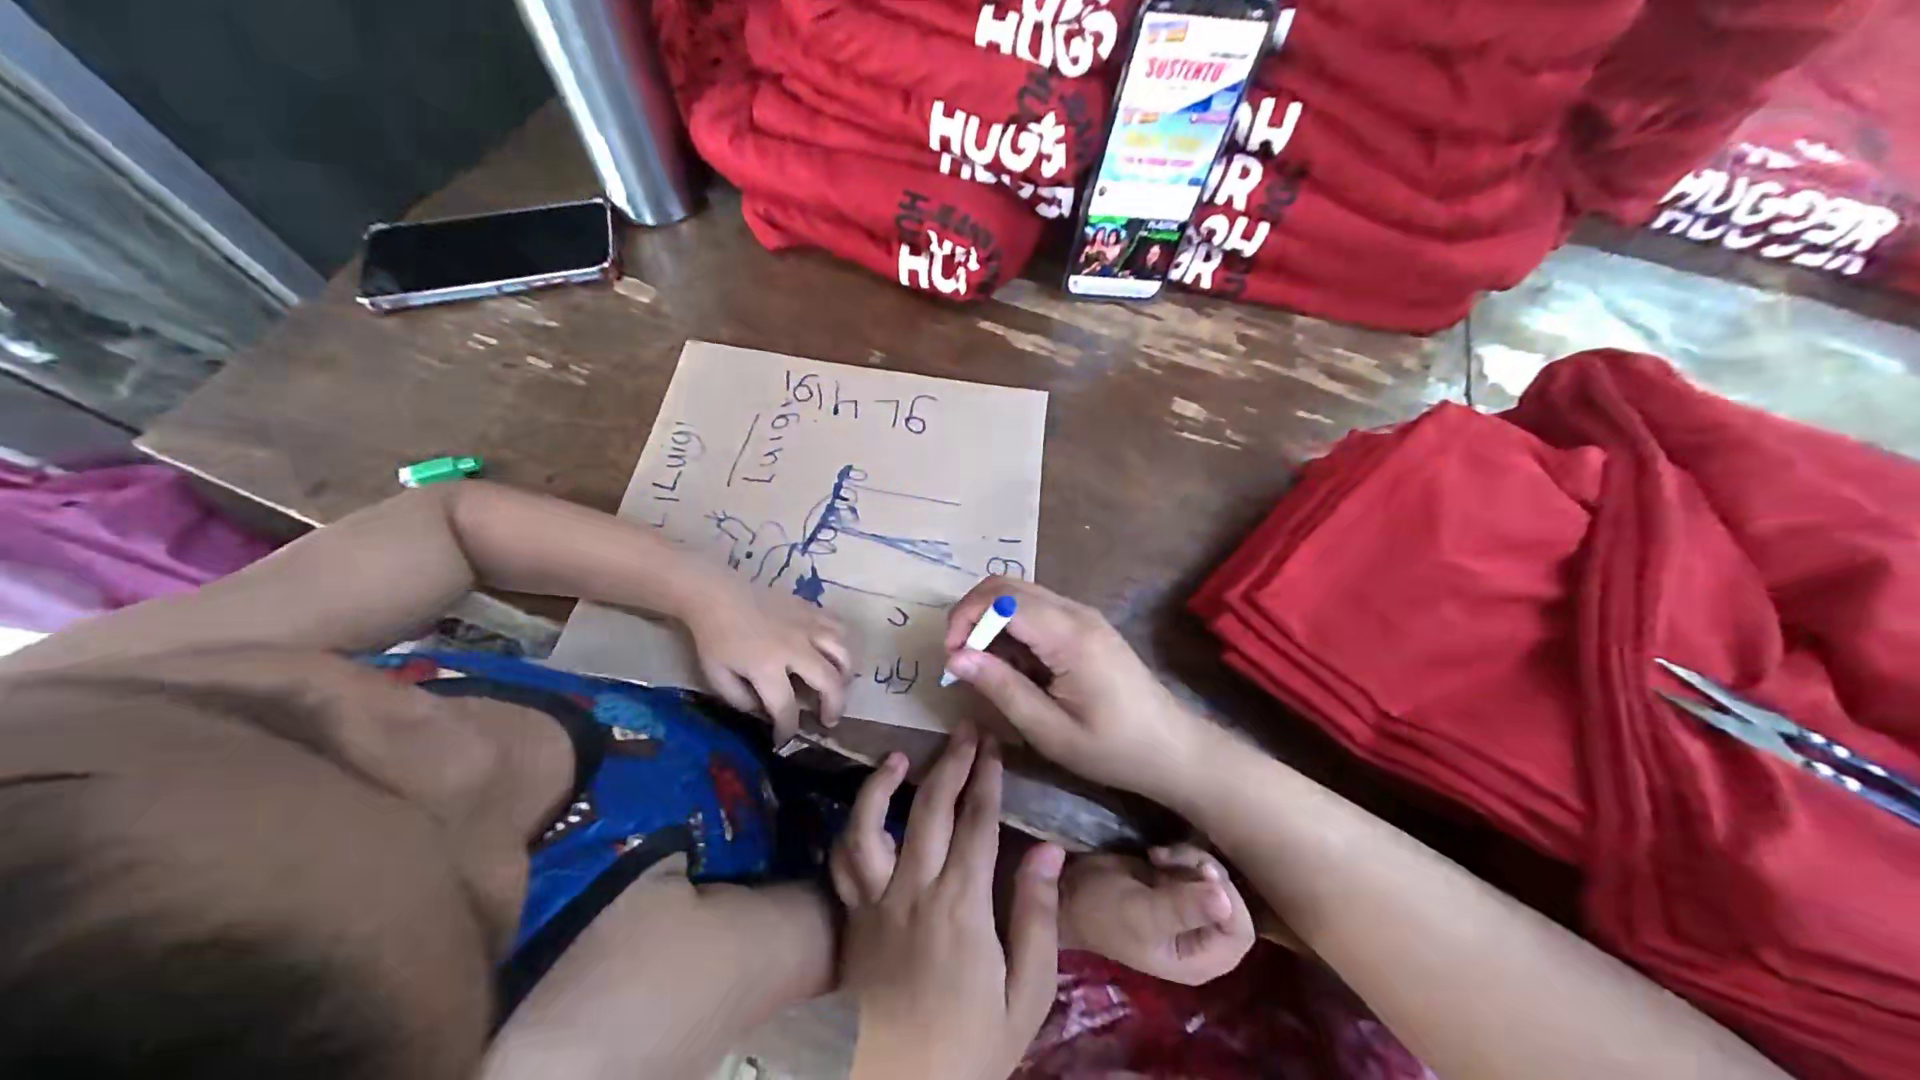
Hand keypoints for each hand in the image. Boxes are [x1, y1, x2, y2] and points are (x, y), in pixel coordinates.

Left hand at [682, 577, 852, 741]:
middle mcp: (795, 647)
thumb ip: (741, 701)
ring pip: (843, 653)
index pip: (786, 708)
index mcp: (767, 667)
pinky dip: (842, 644)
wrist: (716, 594)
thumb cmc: (714, 637)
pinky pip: (840, 627)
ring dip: (845, 675)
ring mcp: (807, 625)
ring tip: (837, 685)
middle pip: (830, 682)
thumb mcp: (716, 676)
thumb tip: (765, 712)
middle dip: (834, 707)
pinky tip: (833, 654)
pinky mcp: (811, 609)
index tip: (785, 738)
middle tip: (829, 719)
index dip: (788, 729)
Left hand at [834, 727, 1062, 1079]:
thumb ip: (1038, 917)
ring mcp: (874, 904)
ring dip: (884, 785)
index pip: (977, 823)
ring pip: (869, 827)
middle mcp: (913, 892)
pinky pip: (843, 864)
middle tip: (966, 731)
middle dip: (951, 763)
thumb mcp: (1028, 992)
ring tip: (901, 756)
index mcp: (962, 907)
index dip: (988, 779)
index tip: (996, 745)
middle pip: (930, 809)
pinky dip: (852, 828)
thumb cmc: (977, 1041)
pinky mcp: (853, 920)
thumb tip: (1051, 849)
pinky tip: (868, 809)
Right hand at [943, 577, 1225, 802]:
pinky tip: (1010, 664)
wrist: (1171, 748)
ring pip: (1019, 593)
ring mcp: (1083, 616)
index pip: (1003, 599)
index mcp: (1070, 636)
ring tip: (981, 664)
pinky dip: (1009, 626)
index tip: (951, 658)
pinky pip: (1035, 609)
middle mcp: (1076, 613)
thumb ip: (1001, 688)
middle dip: (972, 613)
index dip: (966, 618)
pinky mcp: (1085, 625)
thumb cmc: (1112, 748)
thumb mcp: (1049, 730)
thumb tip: (954, 658)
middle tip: (958, 657)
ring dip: (989, 619)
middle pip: (1007, 585)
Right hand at [1060, 844, 1255, 985]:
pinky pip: (1196, 864)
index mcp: (1201, 960)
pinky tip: (1155, 853)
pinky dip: (1180, 854)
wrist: (1068, 890)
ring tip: (1159, 855)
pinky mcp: (1176, 883)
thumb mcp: (1141, 913)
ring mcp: (1190, 907)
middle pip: (1232, 899)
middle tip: (1173, 859)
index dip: (1228, 901)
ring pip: (1215, 877)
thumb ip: (1182, 908)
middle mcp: (1202, 936)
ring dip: (1190, 859)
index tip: (1199, 874)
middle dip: (1205, 874)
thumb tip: (1226, 899)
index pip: (1240, 932)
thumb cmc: (1103, 911)